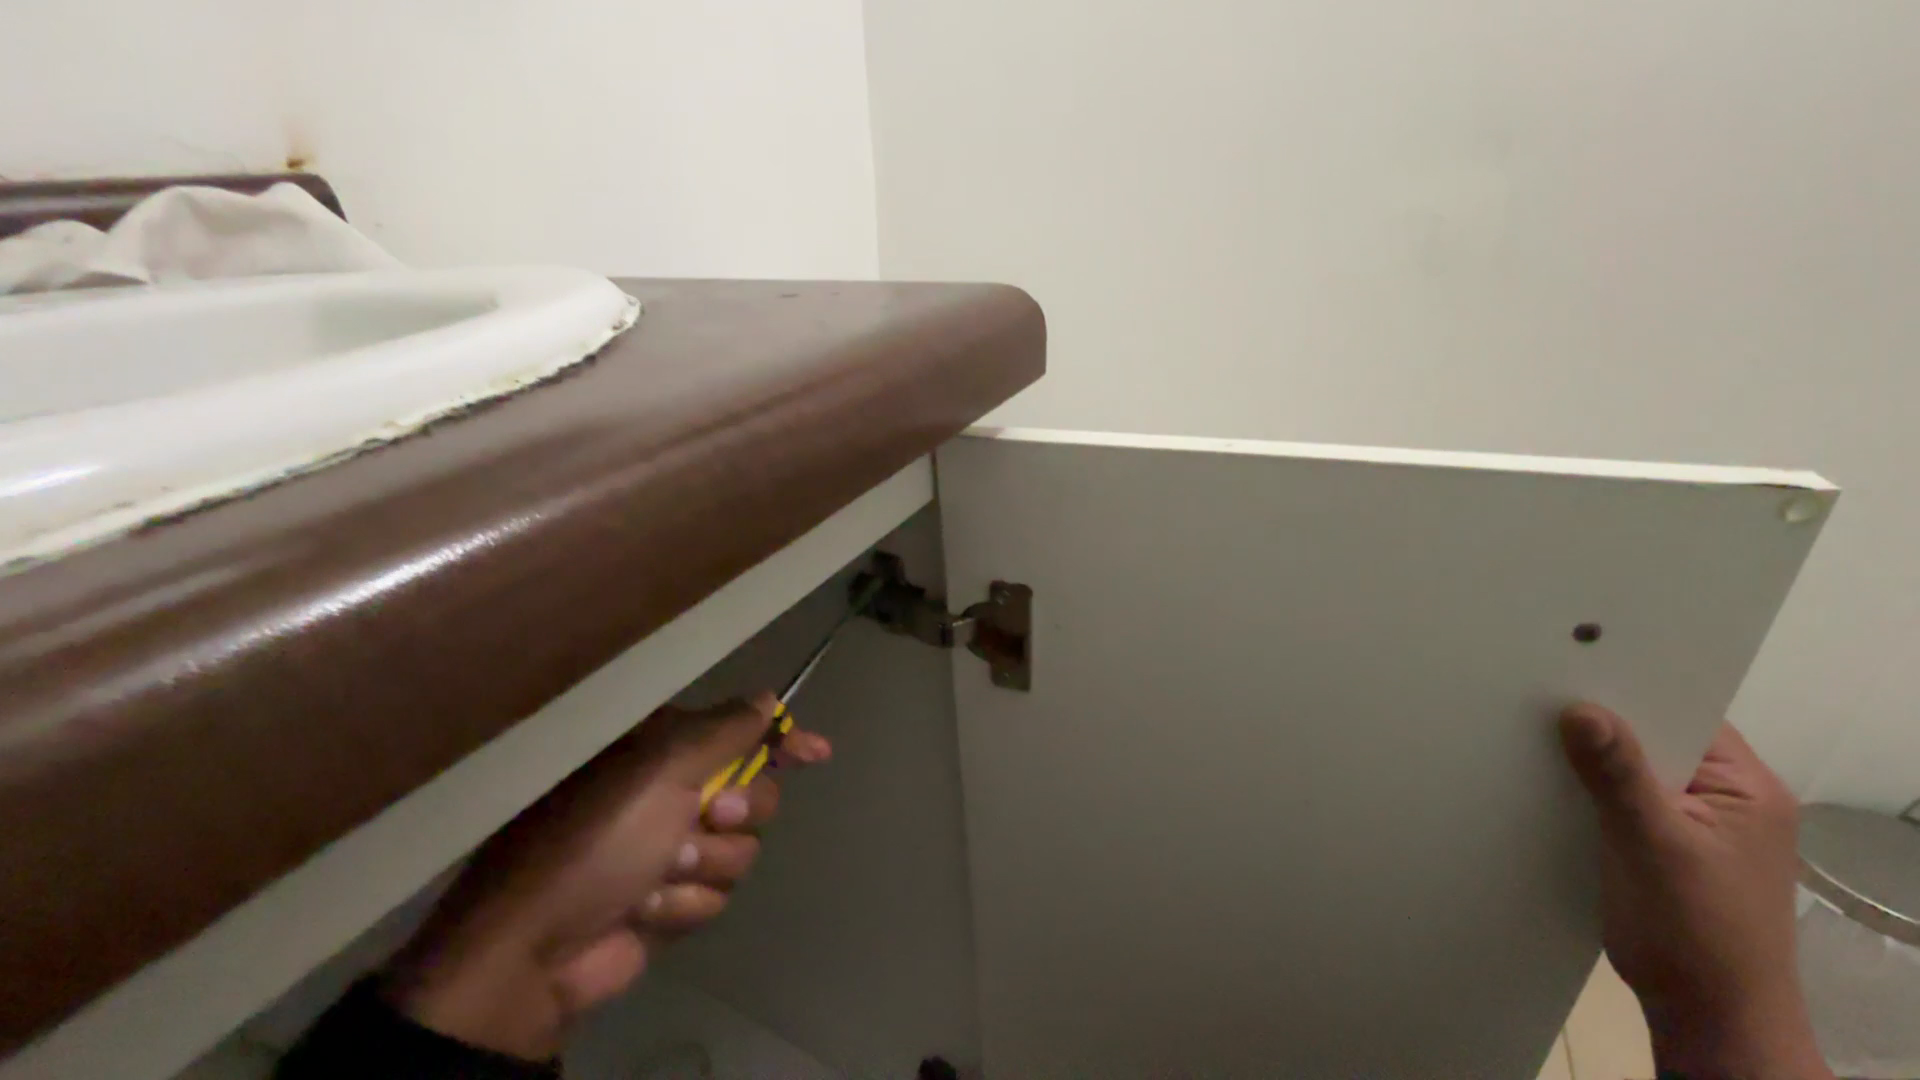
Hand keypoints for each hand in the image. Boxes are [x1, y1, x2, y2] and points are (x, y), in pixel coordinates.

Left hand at [382, 694, 829, 1060]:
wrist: (537, 945)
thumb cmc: (600, 838)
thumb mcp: (663, 768)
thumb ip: (726, 731)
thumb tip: (769, 699)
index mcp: (664, 749)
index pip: (741, 732)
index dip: (783, 740)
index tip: (818, 753)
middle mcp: (672, 791)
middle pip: (756, 794)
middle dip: (738, 812)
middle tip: (707, 817)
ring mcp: (671, 848)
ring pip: (741, 849)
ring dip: (705, 865)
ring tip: (658, 874)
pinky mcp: (671, 898)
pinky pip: (715, 893)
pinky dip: (685, 902)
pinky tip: (646, 907)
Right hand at [1559, 704, 1830, 1079]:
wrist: (1706, 1014)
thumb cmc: (1695, 929)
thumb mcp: (1654, 844)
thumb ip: (1619, 775)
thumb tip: (1581, 708)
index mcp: (1747, 788)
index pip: (1685, 713)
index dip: (1630, 690)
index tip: (1569, 670)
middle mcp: (1727, 798)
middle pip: (1655, 738)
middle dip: (1600, 726)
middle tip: (1537, 700)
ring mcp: (1695, 823)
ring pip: (1633, 770)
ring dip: (1589, 762)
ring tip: (1531, 736)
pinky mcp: (1663, 845)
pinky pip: (1621, 799)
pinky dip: (1588, 792)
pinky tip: (1547, 783)